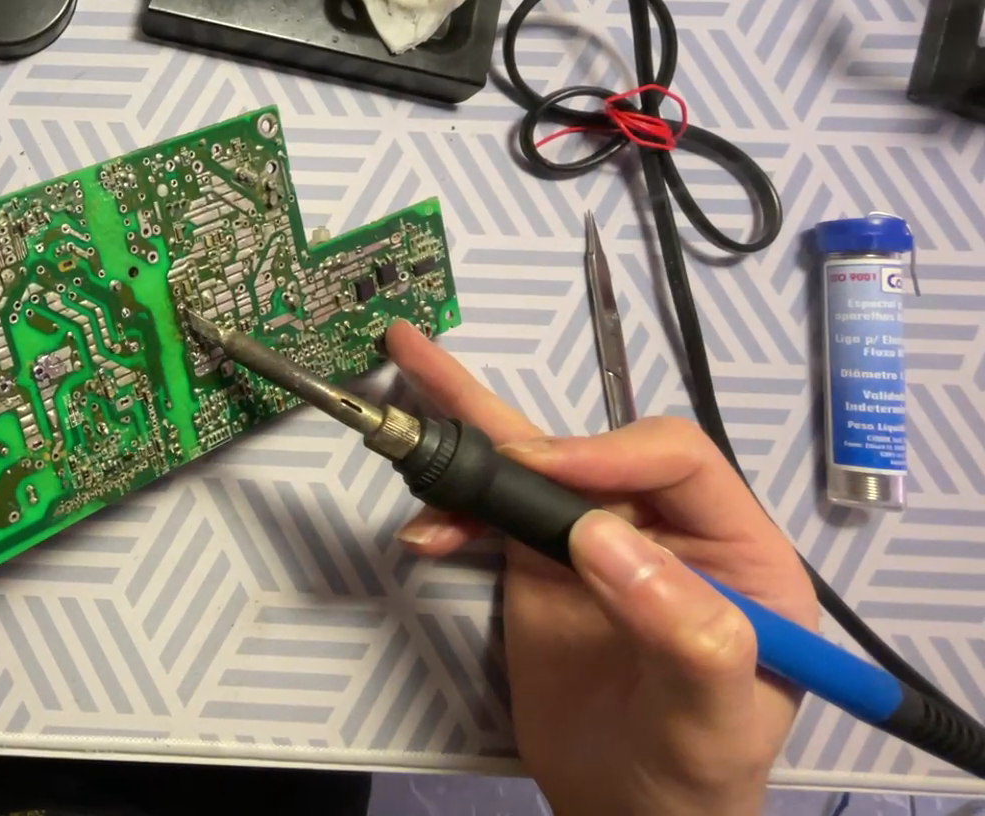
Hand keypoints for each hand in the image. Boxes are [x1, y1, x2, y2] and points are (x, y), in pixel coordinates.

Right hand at [383, 321, 817, 815]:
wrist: (620, 810)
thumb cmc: (689, 779)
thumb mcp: (708, 724)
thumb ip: (687, 634)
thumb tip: (602, 538)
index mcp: (732, 552)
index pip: (673, 461)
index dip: (601, 451)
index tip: (536, 472)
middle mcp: (656, 530)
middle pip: (574, 445)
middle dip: (493, 411)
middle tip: (414, 356)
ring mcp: (587, 543)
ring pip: (517, 470)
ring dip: (455, 455)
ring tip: (395, 426)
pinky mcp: (535, 560)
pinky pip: (484, 514)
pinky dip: (447, 514)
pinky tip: (421, 533)